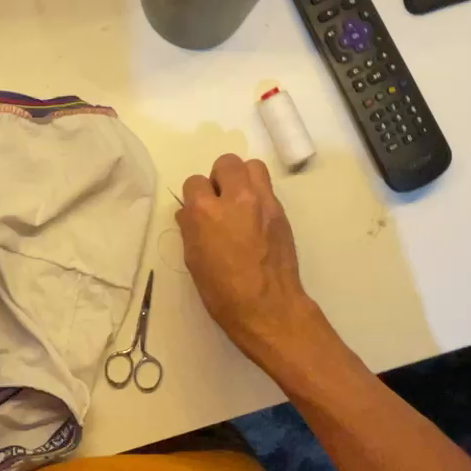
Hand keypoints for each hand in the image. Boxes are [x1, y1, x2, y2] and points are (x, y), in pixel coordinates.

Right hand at [177, 153, 325, 368]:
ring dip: (242, 179)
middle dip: (219, 179)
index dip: (194, 197)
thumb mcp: (194, 261)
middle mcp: (235, 198)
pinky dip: (258, 196)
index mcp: (205, 212)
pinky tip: (255, 220)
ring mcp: (262, 202)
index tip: (198, 212)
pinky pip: (267, 188)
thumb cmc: (223, 293)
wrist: (267, 307)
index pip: (194, 182)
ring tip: (240, 203)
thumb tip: (190, 214)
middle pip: (226, 163)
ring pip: (252, 167)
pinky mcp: (281, 212)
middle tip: (219, 202)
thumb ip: (191, 229)